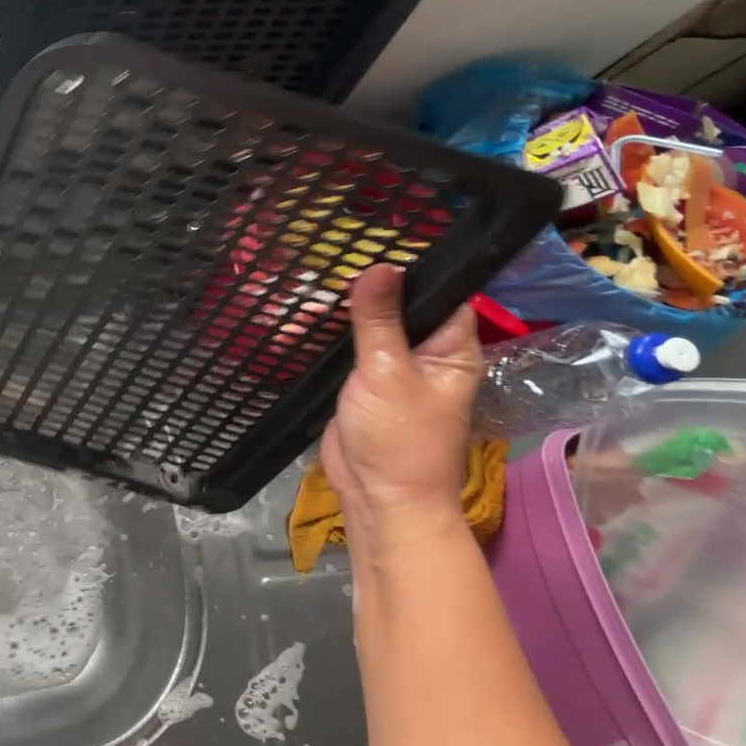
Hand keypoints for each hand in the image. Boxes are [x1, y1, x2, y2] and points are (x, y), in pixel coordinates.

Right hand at [320, 266, 481, 552]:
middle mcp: (424, 352)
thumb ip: (379, 319)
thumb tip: (380, 266)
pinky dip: (322, 341)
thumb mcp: (387, 372)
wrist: (378, 496)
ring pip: (363, 329)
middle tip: (315, 280)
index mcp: (450, 347)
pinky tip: (295, 328)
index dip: (406, 271)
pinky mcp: (360, 385)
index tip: (365, 249)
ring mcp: (390, 369)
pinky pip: (343, 353)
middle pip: (394, 307)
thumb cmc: (399, 437)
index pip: (437, 292)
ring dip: (333, 317)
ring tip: (297, 303)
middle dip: (356, 293)